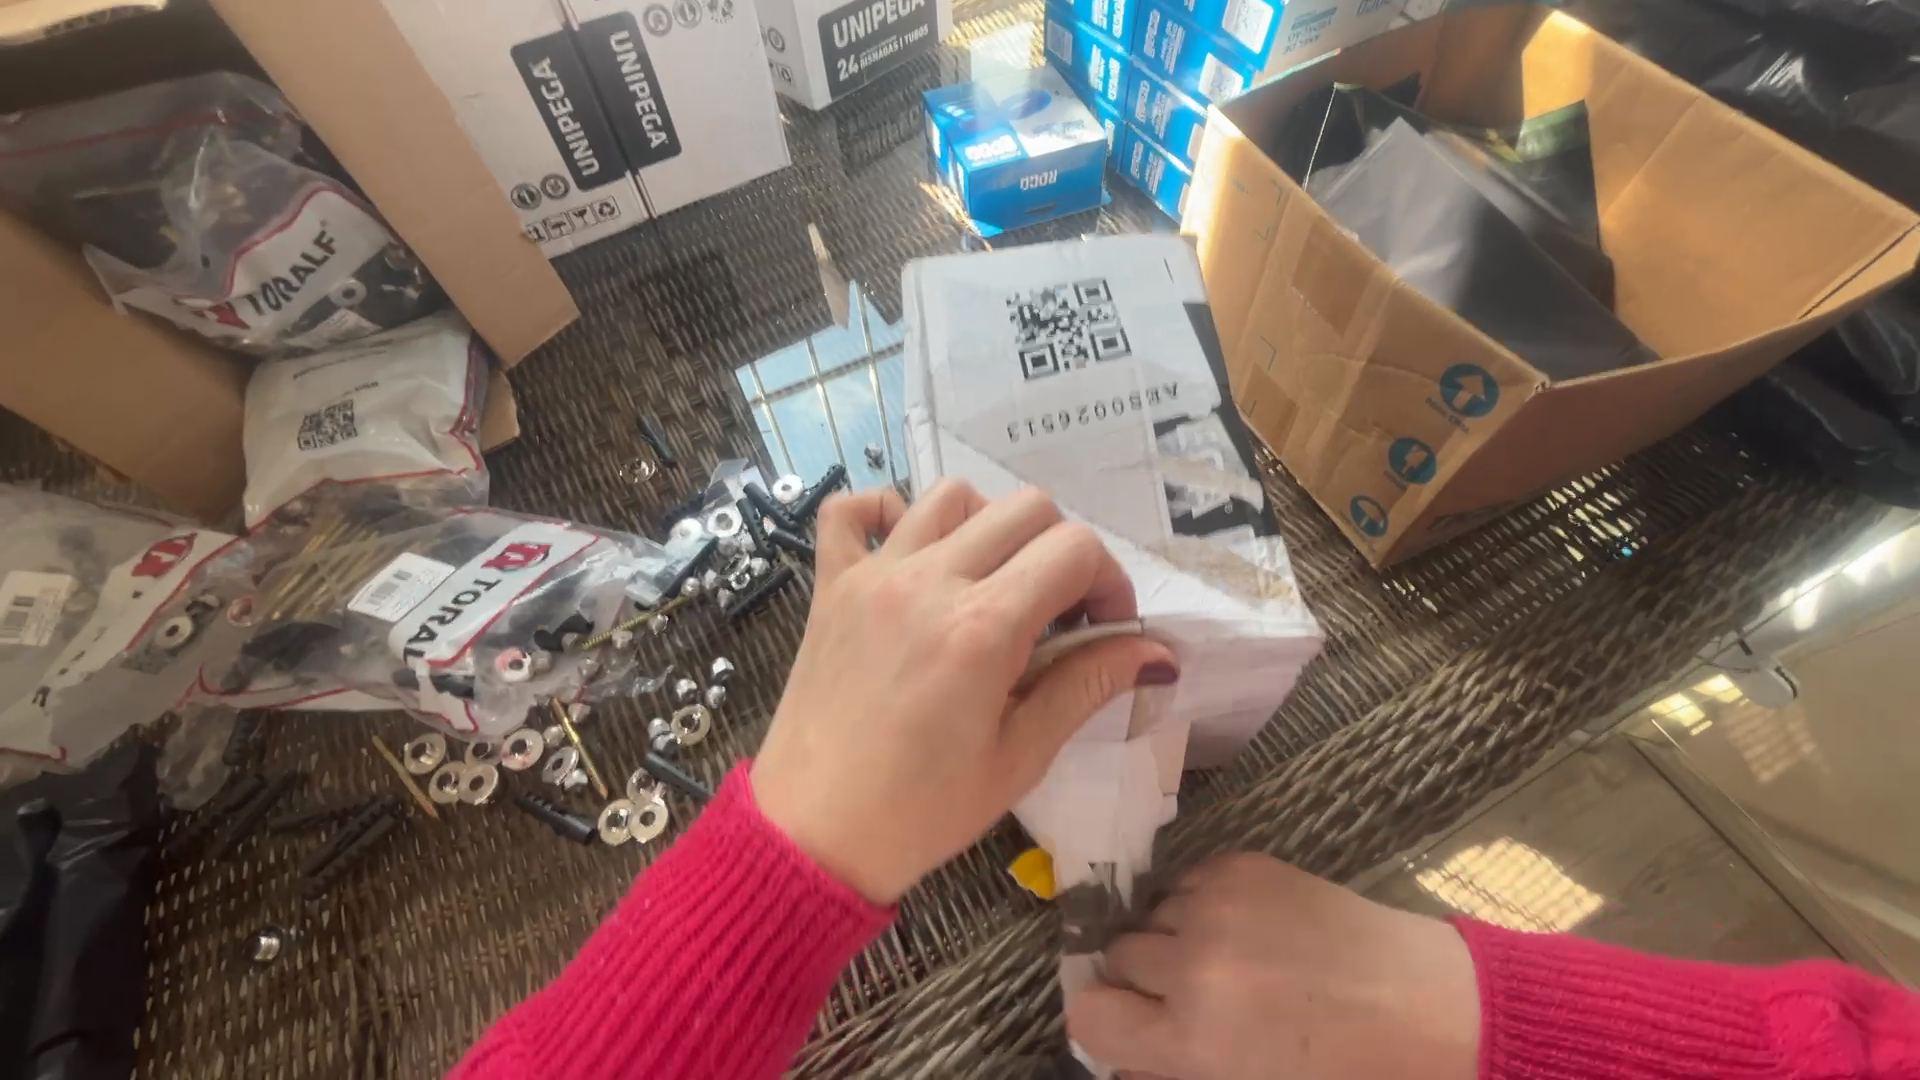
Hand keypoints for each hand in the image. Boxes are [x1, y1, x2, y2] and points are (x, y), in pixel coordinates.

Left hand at [751, 481, 1179, 904]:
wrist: (812, 837)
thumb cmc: (922, 811)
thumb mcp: (1021, 757)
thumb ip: (1088, 685)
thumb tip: (1158, 653)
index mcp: (982, 627)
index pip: (1075, 549)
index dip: (1110, 581)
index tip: (1105, 629)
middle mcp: (928, 580)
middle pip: (1025, 507)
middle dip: (1062, 551)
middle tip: (1058, 613)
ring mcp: (872, 574)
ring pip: (951, 495)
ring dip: (990, 526)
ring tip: (992, 582)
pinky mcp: (830, 585)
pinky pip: (850, 511)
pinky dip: (886, 512)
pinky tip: (909, 552)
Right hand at [1067, 853, 1478, 1079]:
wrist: (1424, 1007)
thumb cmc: (1340, 1072)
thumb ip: (1170, 1070)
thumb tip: (1117, 1053)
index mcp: (1194, 1042)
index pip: (1090, 1014)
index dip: (1102, 1017)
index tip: (1124, 1016)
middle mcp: (1193, 965)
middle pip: (1116, 956)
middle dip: (1143, 977)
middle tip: (1186, 993)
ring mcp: (1215, 905)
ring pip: (1148, 914)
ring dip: (1169, 936)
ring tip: (1222, 956)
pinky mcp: (1237, 864)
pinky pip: (1183, 882)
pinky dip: (1198, 904)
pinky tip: (1241, 925)